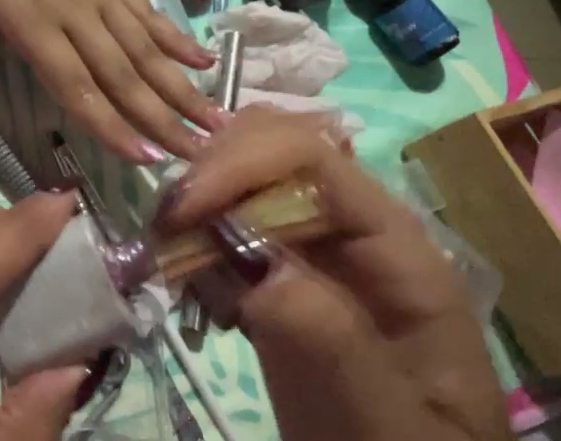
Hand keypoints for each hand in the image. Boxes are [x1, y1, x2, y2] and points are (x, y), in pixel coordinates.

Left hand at [0, 0, 221, 162]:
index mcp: (34, 21)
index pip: (77, 84)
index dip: (111, 124)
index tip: (146, 160)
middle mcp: (77, 11)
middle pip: (123, 73)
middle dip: (161, 118)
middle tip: (199, 155)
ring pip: (146, 47)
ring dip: (182, 86)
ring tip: (216, 121)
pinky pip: (149, 11)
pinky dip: (177, 38)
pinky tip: (206, 61)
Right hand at [156, 108, 510, 440]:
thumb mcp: (386, 422)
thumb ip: (333, 344)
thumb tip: (260, 263)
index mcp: (396, 247)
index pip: (313, 158)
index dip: (239, 164)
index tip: (179, 213)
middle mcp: (354, 228)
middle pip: (272, 147)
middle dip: (210, 174)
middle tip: (164, 236)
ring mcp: (317, 248)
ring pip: (245, 175)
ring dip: (197, 204)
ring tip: (173, 266)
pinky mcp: (284, 274)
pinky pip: (231, 224)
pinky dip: (197, 238)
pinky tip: (194, 290)